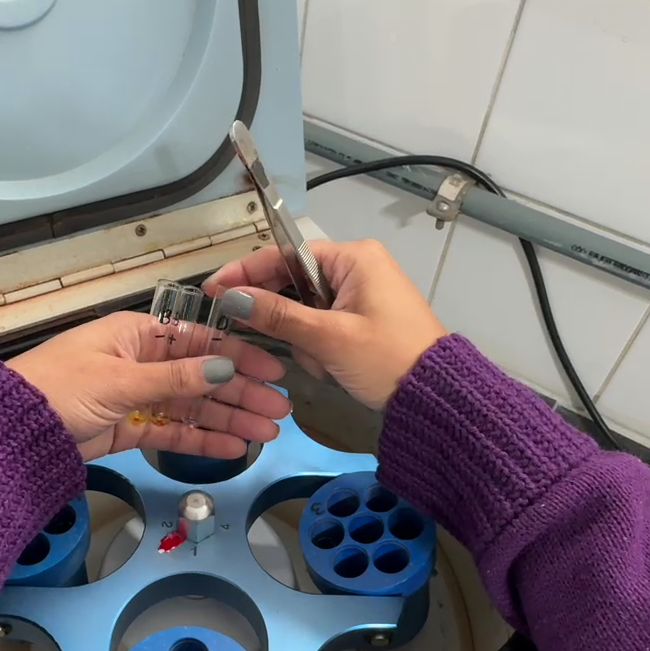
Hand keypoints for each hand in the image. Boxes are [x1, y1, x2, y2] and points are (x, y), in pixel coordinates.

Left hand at [7, 312, 290, 460]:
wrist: (11, 431)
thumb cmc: (59, 386)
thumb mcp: (119, 379)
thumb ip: (174, 378)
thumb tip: (223, 369)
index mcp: (137, 335)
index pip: (199, 341)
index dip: (237, 356)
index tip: (271, 370)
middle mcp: (142, 362)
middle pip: (201, 376)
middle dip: (241, 392)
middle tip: (278, 409)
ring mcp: (137, 397)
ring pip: (193, 406)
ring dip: (229, 418)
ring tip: (266, 431)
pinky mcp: (130, 429)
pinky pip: (173, 431)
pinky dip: (202, 439)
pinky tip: (233, 446)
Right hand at [203, 239, 445, 409]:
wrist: (436, 397)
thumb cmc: (386, 359)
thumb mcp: (328, 338)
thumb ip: (277, 315)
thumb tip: (229, 297)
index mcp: (353, 257)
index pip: (285, 253)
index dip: (247, 271)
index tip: (213, 289)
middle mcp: (357, 267)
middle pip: (294, 282)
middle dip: (289, 321)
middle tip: (285, 344)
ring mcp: (360, 294)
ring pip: (305, 311)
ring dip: (307, 341)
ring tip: (325, 363)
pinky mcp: (362, 319)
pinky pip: (322, 326)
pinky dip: (320, 348)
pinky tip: (332, 367)